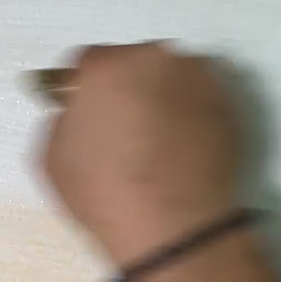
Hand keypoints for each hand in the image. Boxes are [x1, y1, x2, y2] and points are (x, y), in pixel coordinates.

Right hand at [39, 42, 243, 266]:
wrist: (173, 223)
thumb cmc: (102, 189)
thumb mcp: (51, 156)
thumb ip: (62, 119)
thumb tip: (78, 111)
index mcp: (108, 67)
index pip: (87, 61)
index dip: (81, 88)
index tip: (83, 114)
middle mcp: (158, 58)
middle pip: (133, 62)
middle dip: (123, 87)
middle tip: (118, 128)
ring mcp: (201, 77)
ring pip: (168, 76)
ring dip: (157, 96)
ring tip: (152, 140)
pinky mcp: (230, 103)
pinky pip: (196, 98)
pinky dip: (186, 113)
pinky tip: (176, 148)